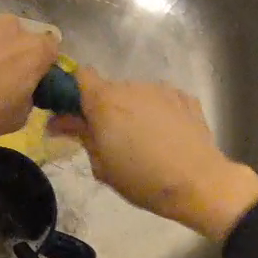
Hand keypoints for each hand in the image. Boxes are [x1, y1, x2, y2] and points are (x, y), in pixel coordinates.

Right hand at [49, 69, 257, 241]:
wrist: (198, 182)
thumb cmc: (142, 180)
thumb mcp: (102, 166)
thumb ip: (81, 136)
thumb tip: (58, 121)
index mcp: (105, 103)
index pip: (80, 76)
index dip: (73, 91)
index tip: (72, 113)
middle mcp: (131, 87)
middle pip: (109, 89)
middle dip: (103, 109)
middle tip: (107, 139)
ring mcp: (160, 89)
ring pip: (135, 95)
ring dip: (131, 112)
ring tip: (140, 142)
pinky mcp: (184, 96)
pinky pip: (159, 100)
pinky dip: (155, 114)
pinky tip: (163, 138)